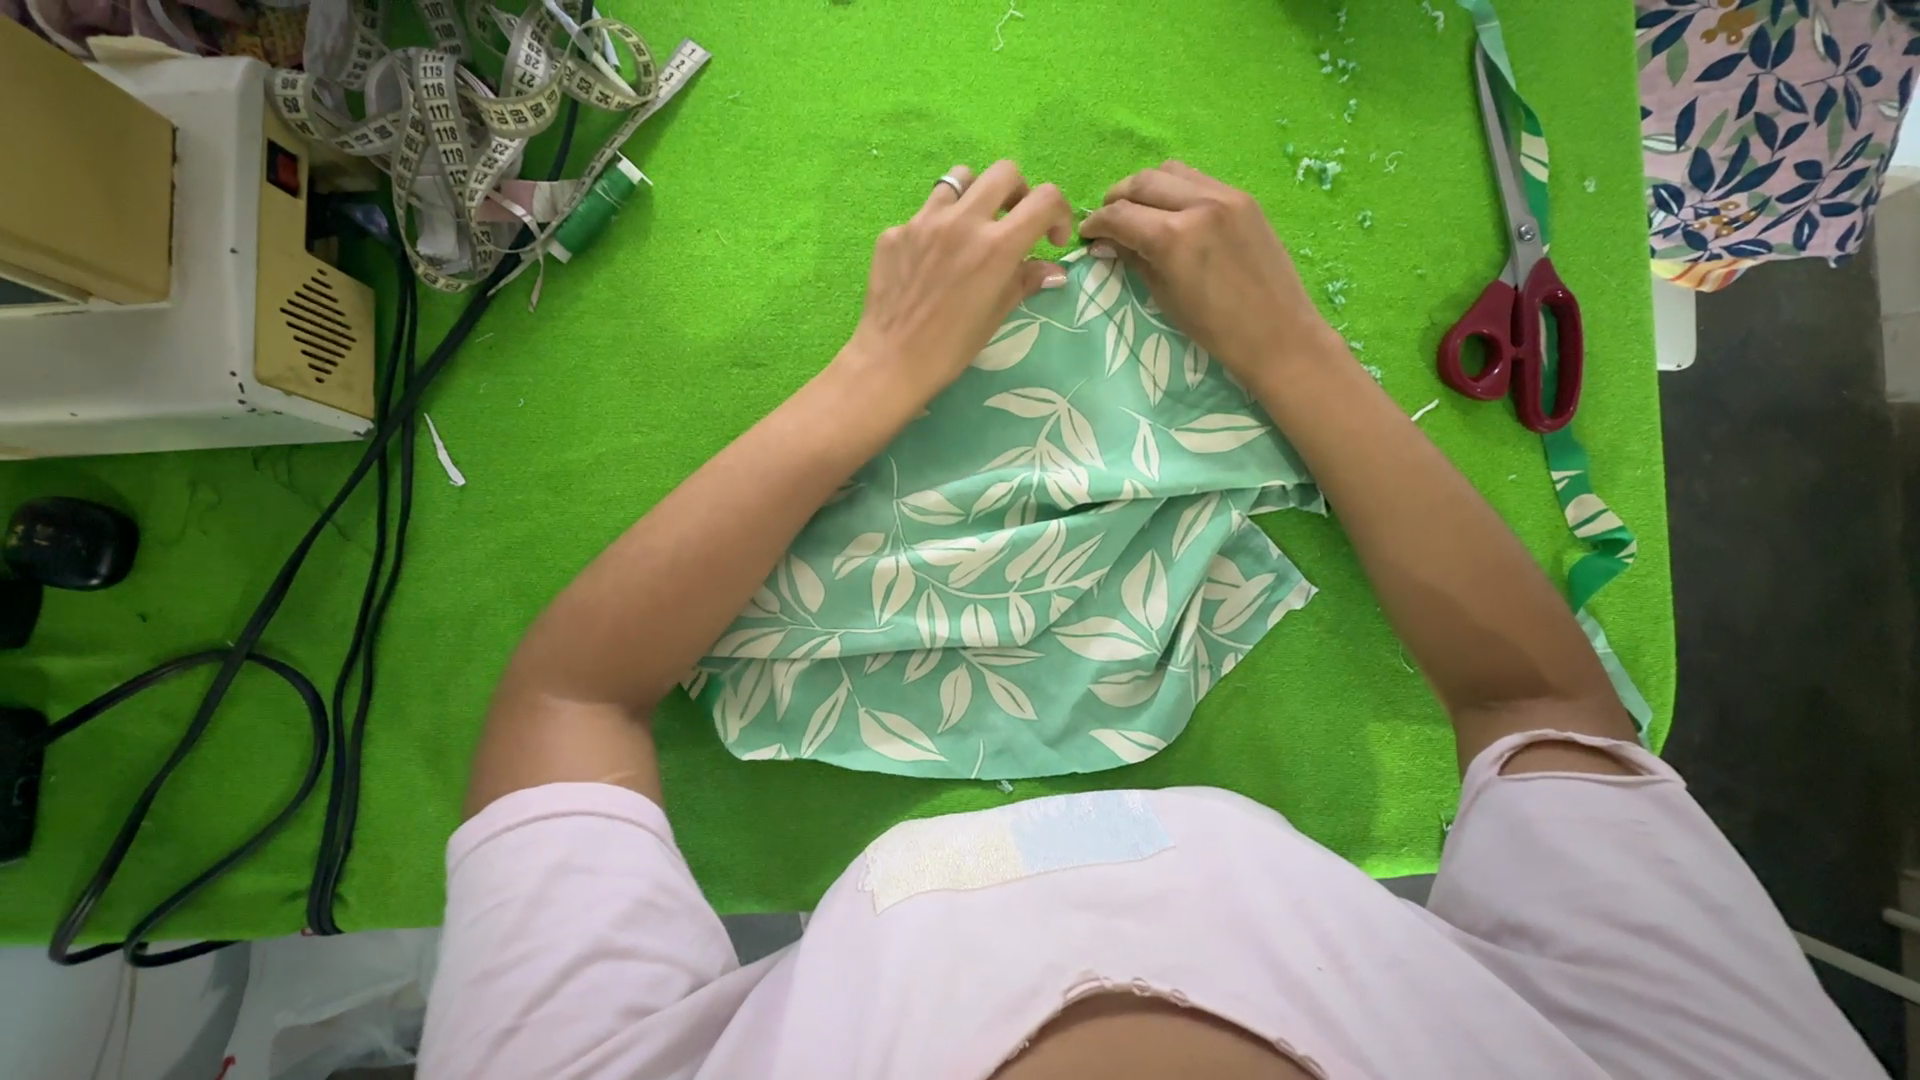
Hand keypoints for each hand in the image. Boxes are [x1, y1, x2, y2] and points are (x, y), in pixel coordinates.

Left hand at [842, 161, 1072, 399]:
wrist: (891, 360)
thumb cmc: (951, 348)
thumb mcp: (996, 315)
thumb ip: (1024, 281)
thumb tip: (1053, 270)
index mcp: (996, 246)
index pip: (1045, 200)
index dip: (1059, 214)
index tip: (1051, 239)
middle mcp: (962, 222)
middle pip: (1004, 173)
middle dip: (1019, 193)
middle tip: (1013, 223)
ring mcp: (924, 222)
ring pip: (960, 179)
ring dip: (975, 196)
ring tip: (971, 227)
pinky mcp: (895, 232)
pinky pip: (924, 214)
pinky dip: (937, 228)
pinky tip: (930, 261)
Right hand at [1079, 162, 1343, 384]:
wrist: (1276, 332)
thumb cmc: (1214, 328)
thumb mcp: (1163, 296)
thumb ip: (1134, 260)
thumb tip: (1106, 243)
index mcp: (1173, 237)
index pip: (1119, 215)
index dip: (1096, 224)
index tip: (1087, 235)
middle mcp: (1198, 205)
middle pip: (1141, 182)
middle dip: (1116, 198)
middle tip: (1108, 220)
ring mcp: (1225, 196)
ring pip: (1170, 171)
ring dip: (1146, 187)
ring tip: (1139, 211)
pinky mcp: (1243, 198)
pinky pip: (1198, 179)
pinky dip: (1176, 189)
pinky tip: (1171, 212)